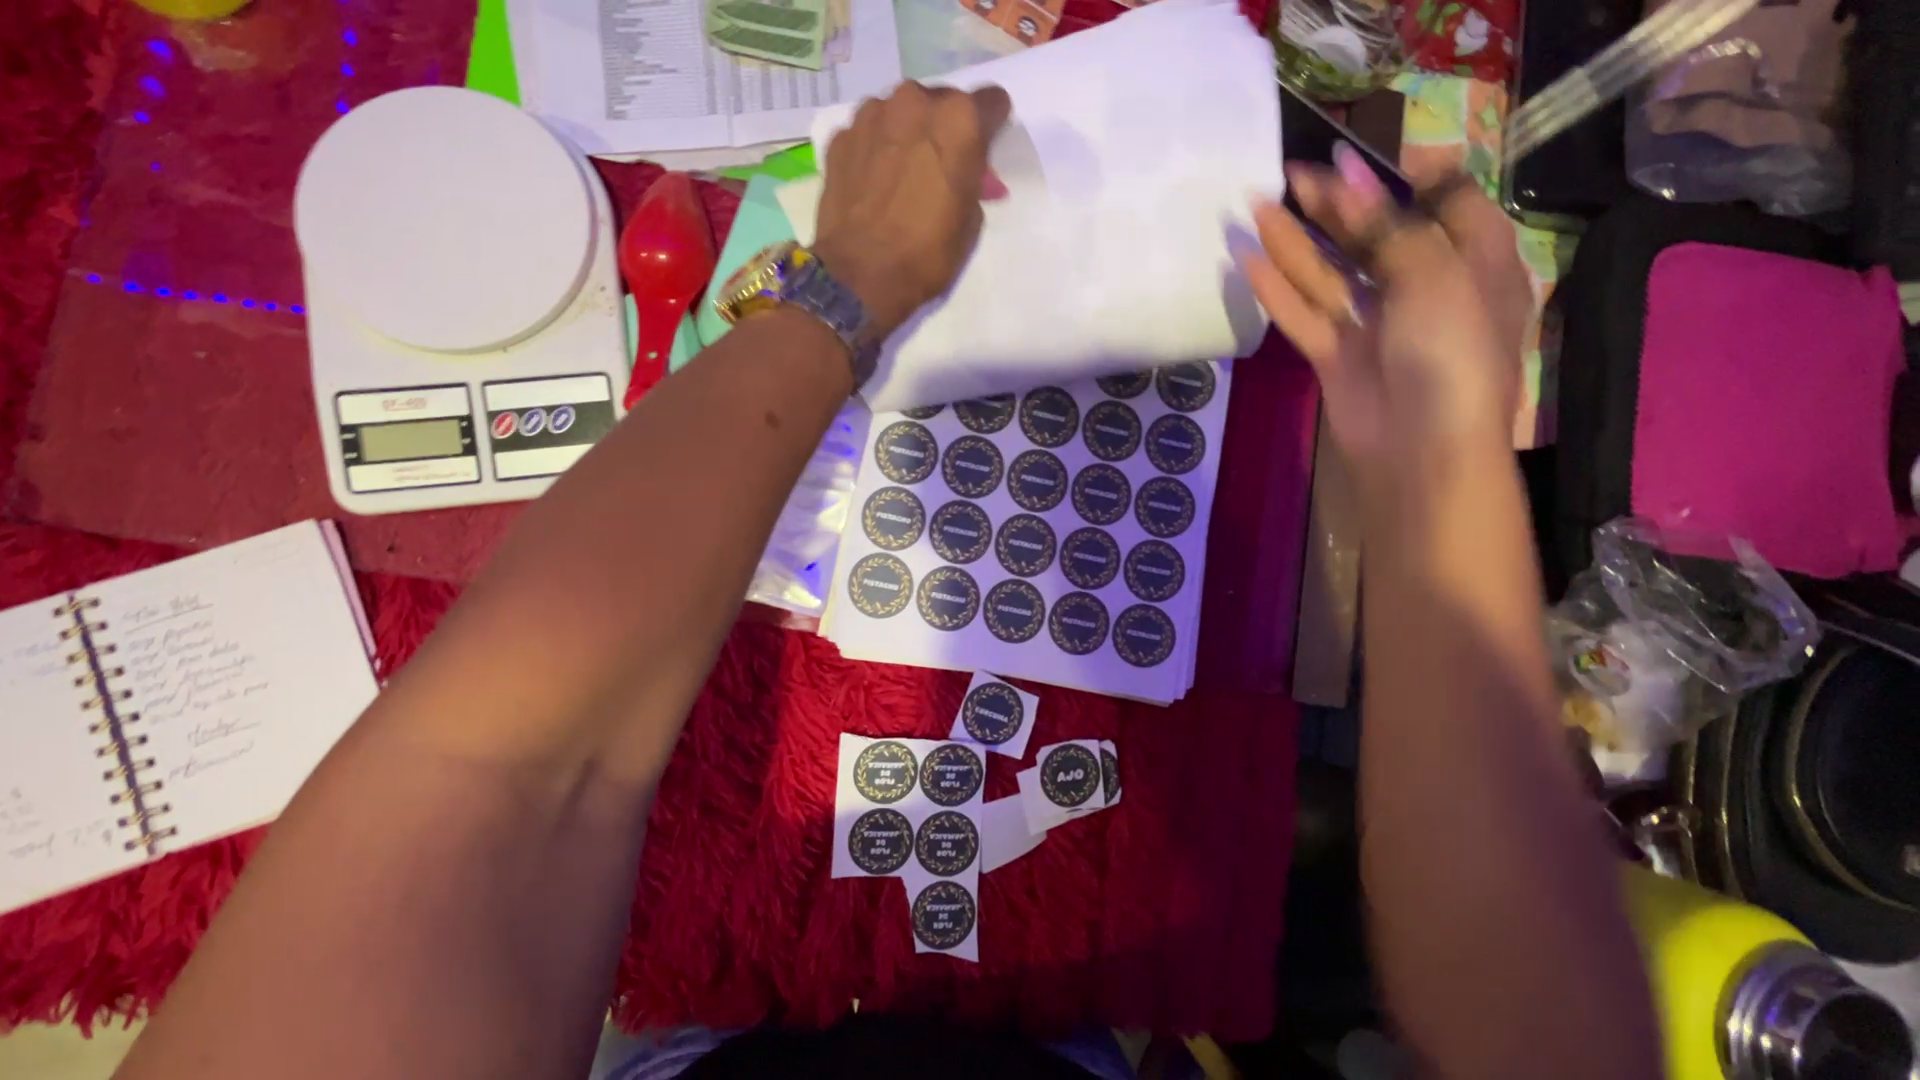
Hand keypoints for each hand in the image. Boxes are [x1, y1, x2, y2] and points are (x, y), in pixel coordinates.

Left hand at [814, 82, 1012, 338]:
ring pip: (901, 112)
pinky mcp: (841, 136)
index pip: (992, 102)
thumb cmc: (927, 253)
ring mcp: (872, 114)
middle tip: (939, 168)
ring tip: (900, 174)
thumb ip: (972, 177)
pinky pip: (868, 132)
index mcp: (959, 119)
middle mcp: (915, 101)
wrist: (860, 276)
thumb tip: (964, 170)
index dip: (991, 128)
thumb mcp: (971, 219)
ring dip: (906, 133)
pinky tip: (873, 183)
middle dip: (944, 128)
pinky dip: (874, 149)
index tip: (983, 152)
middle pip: (941, 101)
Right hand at [1238, 143, 1532, 475]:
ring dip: (1297, 241)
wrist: (1421, 452)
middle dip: (1338, 204)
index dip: (1410, 174)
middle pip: (1378, 234)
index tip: (1364, 155)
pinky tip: (1249, 259)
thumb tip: (1346, 174)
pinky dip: (1279, 289)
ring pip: (1333, 274)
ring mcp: (1378, 325)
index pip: (1449, 200)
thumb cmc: (1449, 353)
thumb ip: (1385, 224)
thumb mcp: (1434, 274)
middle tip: (1293, 174)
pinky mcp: (1338, 356)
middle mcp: (1428, 288)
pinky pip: (1306, 314)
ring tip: (1257, 204)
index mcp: (1476, 263)